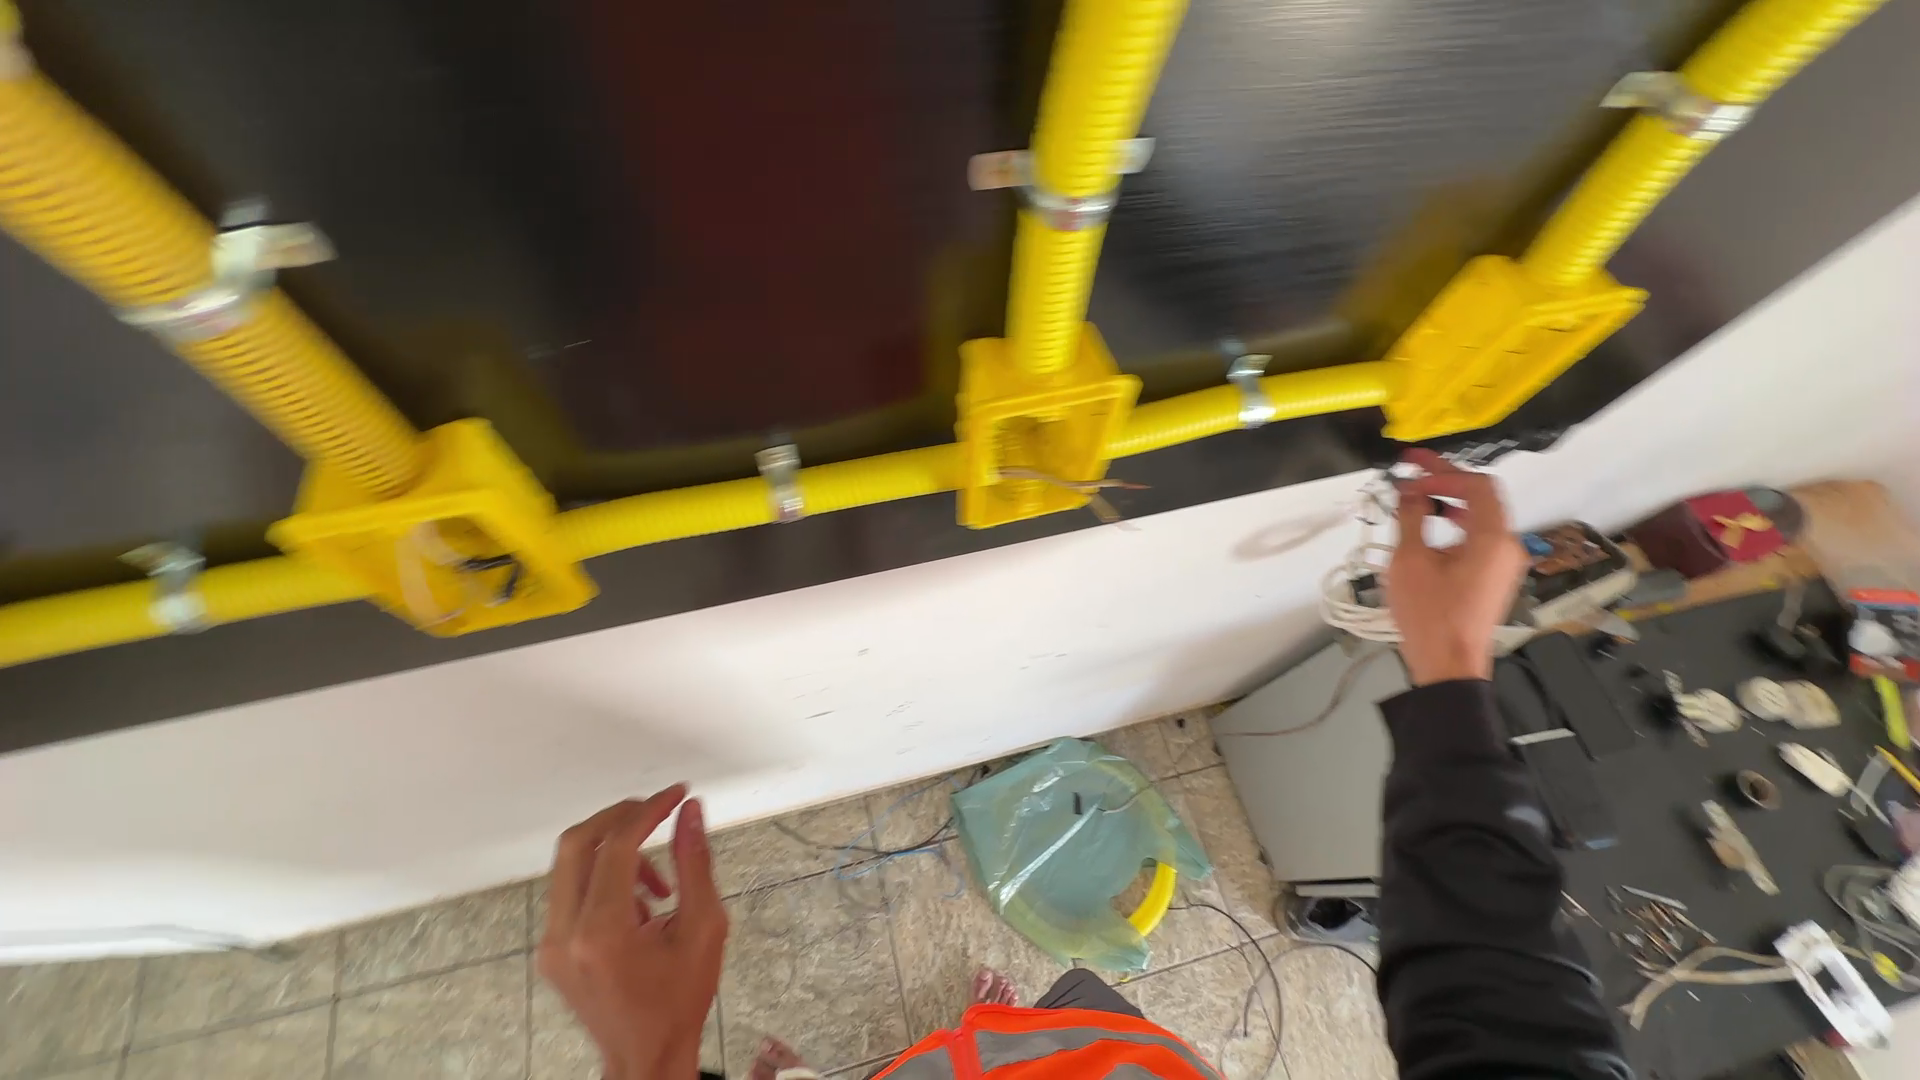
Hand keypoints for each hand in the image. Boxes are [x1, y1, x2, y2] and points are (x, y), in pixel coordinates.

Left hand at [538, 787, 727, 1079]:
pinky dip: (604, 877)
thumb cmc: (681, 998)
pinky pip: (571, 891)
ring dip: (614, 849)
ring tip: (661, 878)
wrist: (645, 1058)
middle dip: (620, 816)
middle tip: (658, 809)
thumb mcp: (704, 927)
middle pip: (576, 843)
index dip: (650, 810)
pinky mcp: (550, 951)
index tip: (678, 795)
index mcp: (603, 931)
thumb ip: (695, 862)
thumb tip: (690, 811)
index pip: (617, 845)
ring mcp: (550, 945)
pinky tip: (642, 902)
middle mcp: (564, 935)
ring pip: (570, 864)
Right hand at [1386, 449, 1526, 684]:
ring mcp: (1503, 562)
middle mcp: (1507, 545)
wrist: (1448, 662)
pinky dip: (1454, 523)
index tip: (1410, 471)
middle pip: (1482, 497)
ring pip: (1479, 517)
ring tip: (1416, 495)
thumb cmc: (1429, 612)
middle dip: (1445, 479)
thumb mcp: (1410, 560)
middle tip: (1412, 466)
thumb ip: (1412, 517)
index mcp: (1494, 537)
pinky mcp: (1492, 576)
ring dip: (1448, 501)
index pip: (1477, 486)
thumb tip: (1411, 491)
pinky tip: (1428, 526)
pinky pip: (1477, 537)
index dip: (1443, 472)